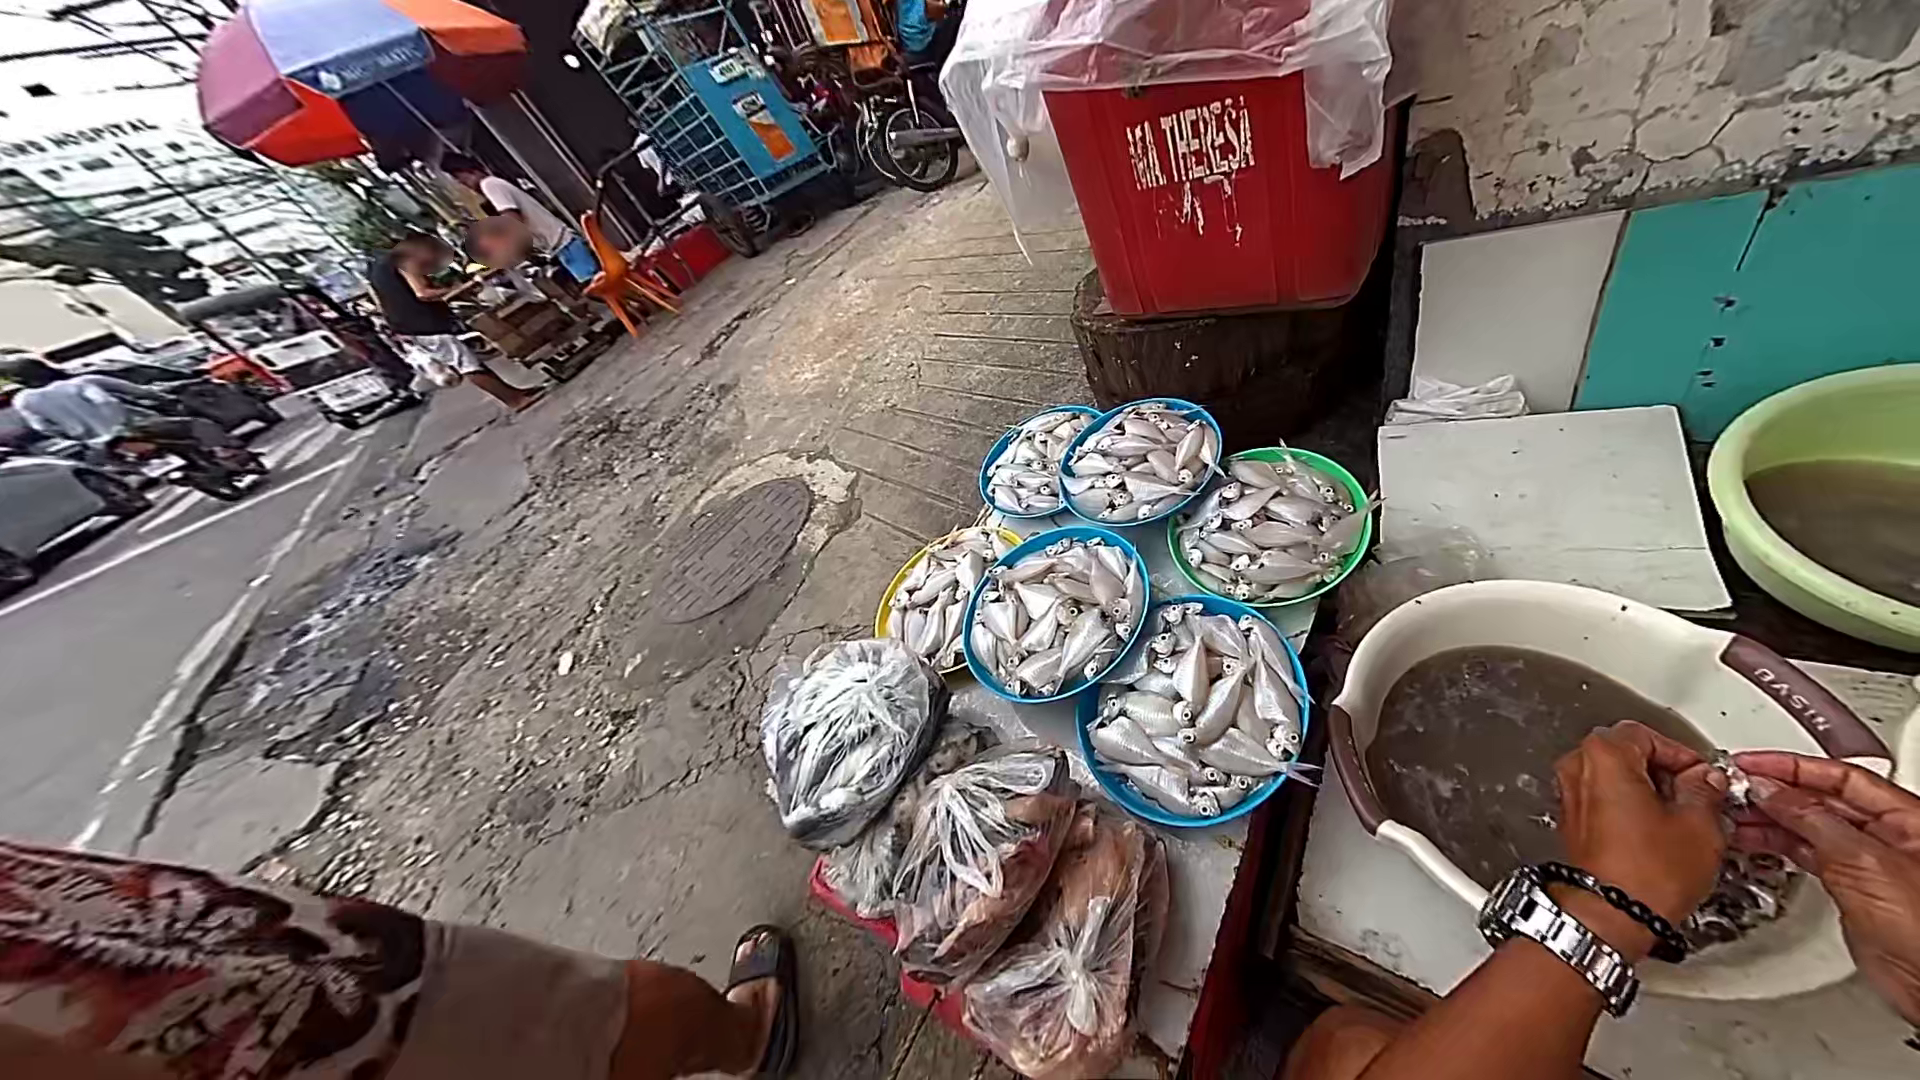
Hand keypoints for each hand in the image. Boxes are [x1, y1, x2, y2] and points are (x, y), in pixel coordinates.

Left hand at [1552, 722, 1728, 952]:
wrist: (1614, 902)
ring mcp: (1568, 786)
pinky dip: (1627, 796)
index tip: (1703, 774)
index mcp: (1602, 758)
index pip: (1640, 733)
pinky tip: (1655, 823)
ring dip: (1646, 782)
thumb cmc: (1649, 868)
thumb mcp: (1697, 824)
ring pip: (1611, 769)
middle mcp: (1576, 766)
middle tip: (1697, 792)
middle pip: (1622, 748)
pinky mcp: (1570, 808)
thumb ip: (1703, 791)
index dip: (1679, 752)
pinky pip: (1600, 789)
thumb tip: (1706, 777)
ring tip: (1681, 812)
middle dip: (1663, 766)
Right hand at [1732, 751, 1919, 1024]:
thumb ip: (1811, 818)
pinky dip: (1770, 839)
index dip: (1792, 766)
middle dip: (1772, 792)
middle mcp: (1892, 841)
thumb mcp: (1864, 861)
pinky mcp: (1850, 884)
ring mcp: (1869, 863)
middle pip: (1821, 799)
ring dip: (1764, 815)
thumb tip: (1767, 787)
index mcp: (1912, 826)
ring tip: (1730, 812)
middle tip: (1730, 788)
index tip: (1747, 763)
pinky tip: (1747, 837)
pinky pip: (1802, 848)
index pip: (1843, 778)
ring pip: (1806, 823)